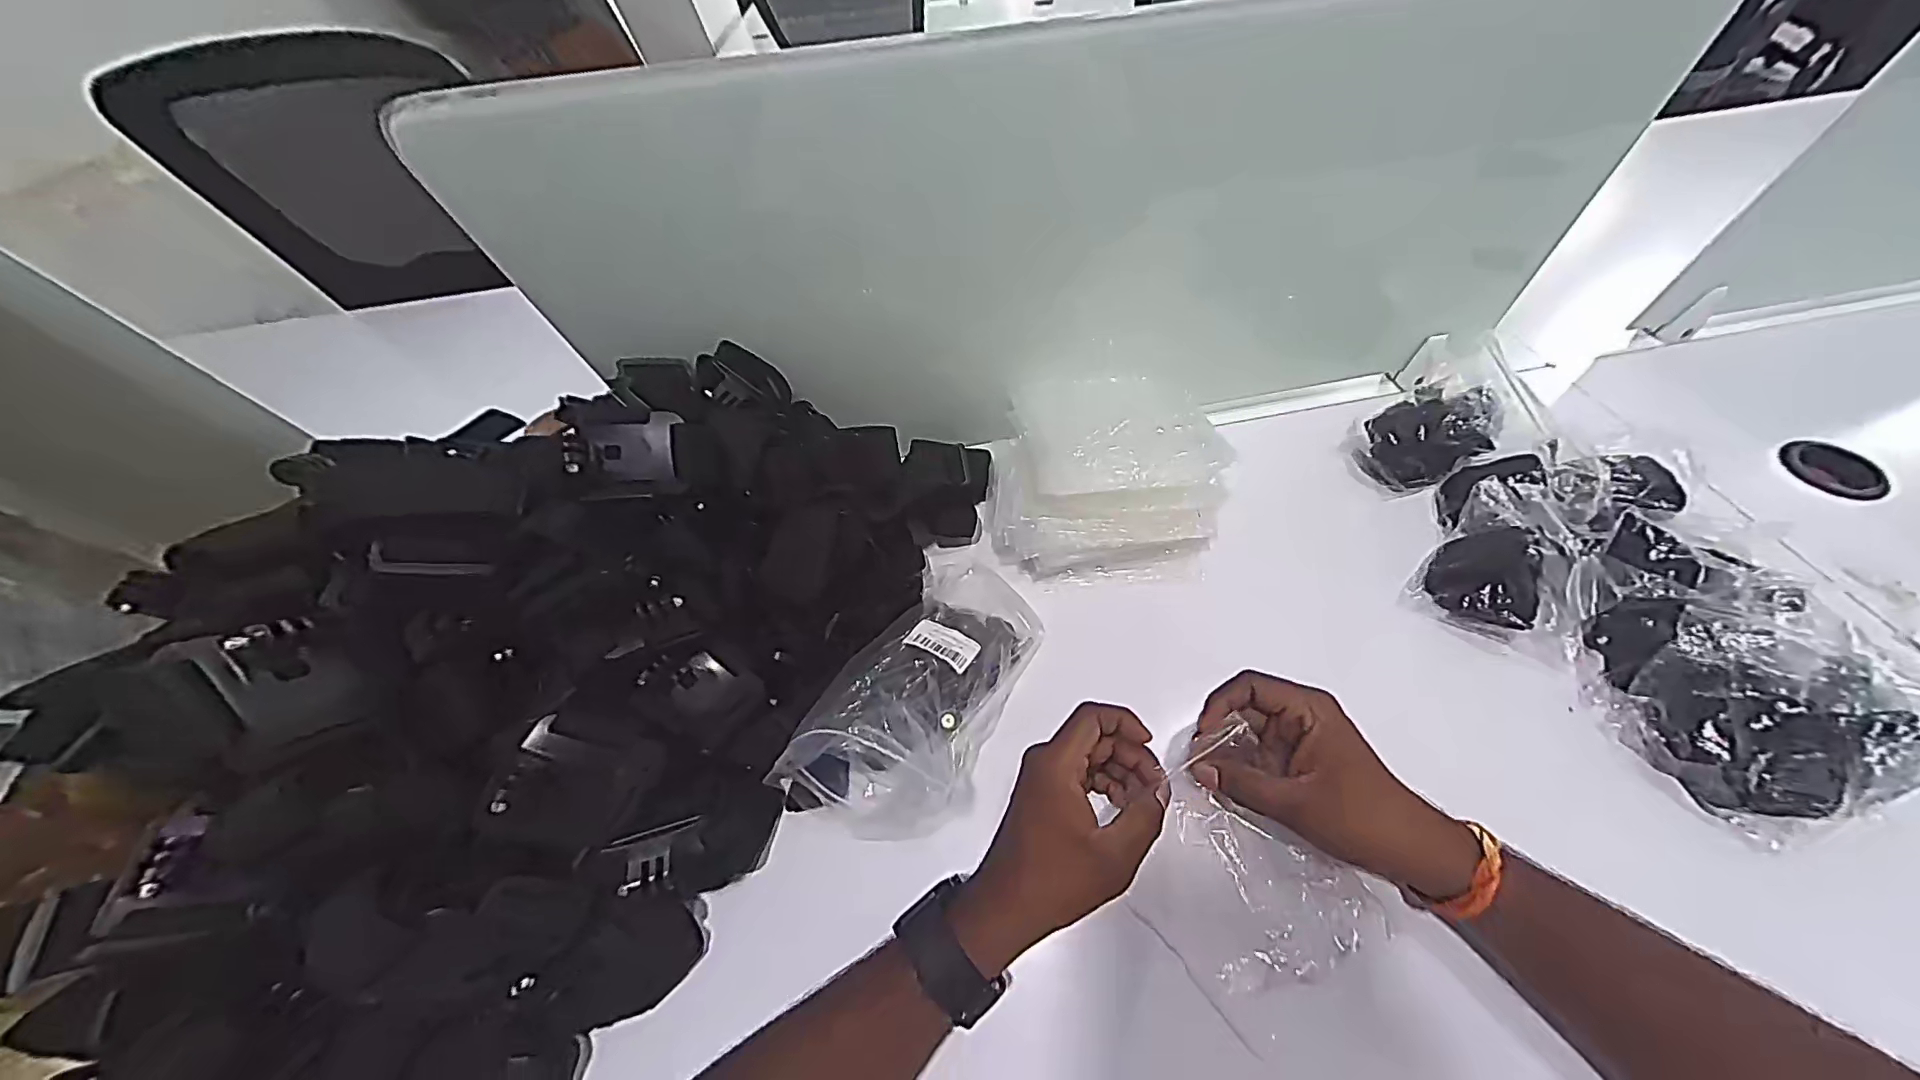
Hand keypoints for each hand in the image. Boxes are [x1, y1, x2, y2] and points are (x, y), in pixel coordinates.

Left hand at [948, 703, 1167, 974]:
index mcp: (1055, 765)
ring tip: (1139, 800)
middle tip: (1151, 782)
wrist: (1008, 905)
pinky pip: (1076, 770)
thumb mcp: (1115, 853)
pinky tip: (1119, 807)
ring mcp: (1039, 777)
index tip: (1147, 741)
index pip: (1093, 716)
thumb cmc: (1045, 883)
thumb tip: (1157, 792)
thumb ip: (1145, 815)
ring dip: (1118, 770)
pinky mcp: (1040, 791)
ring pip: (1087, 752)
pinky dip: (1102, 781)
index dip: (1127, 723)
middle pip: (1094, 734)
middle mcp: (1043, 763)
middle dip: (1129, 754)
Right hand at [1191, 671, 1480, 901]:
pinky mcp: (1299, 762)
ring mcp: (1301, 740)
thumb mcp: (1294, 801)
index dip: (1220, 706)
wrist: (1412, 852)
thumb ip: (1241, 783)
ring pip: (1249, 734)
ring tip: (1214, 776)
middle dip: (1220, 732)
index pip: (1249, 686)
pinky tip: (1232, 786)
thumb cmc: (1372, 818)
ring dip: (1229, 753)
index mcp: (1309, 709)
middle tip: (1202, 758)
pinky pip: (1259, 755)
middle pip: (1245, 708)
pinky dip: (1242, 768)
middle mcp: (1304, 717)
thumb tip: (1204, 769)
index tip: (1205, 733)